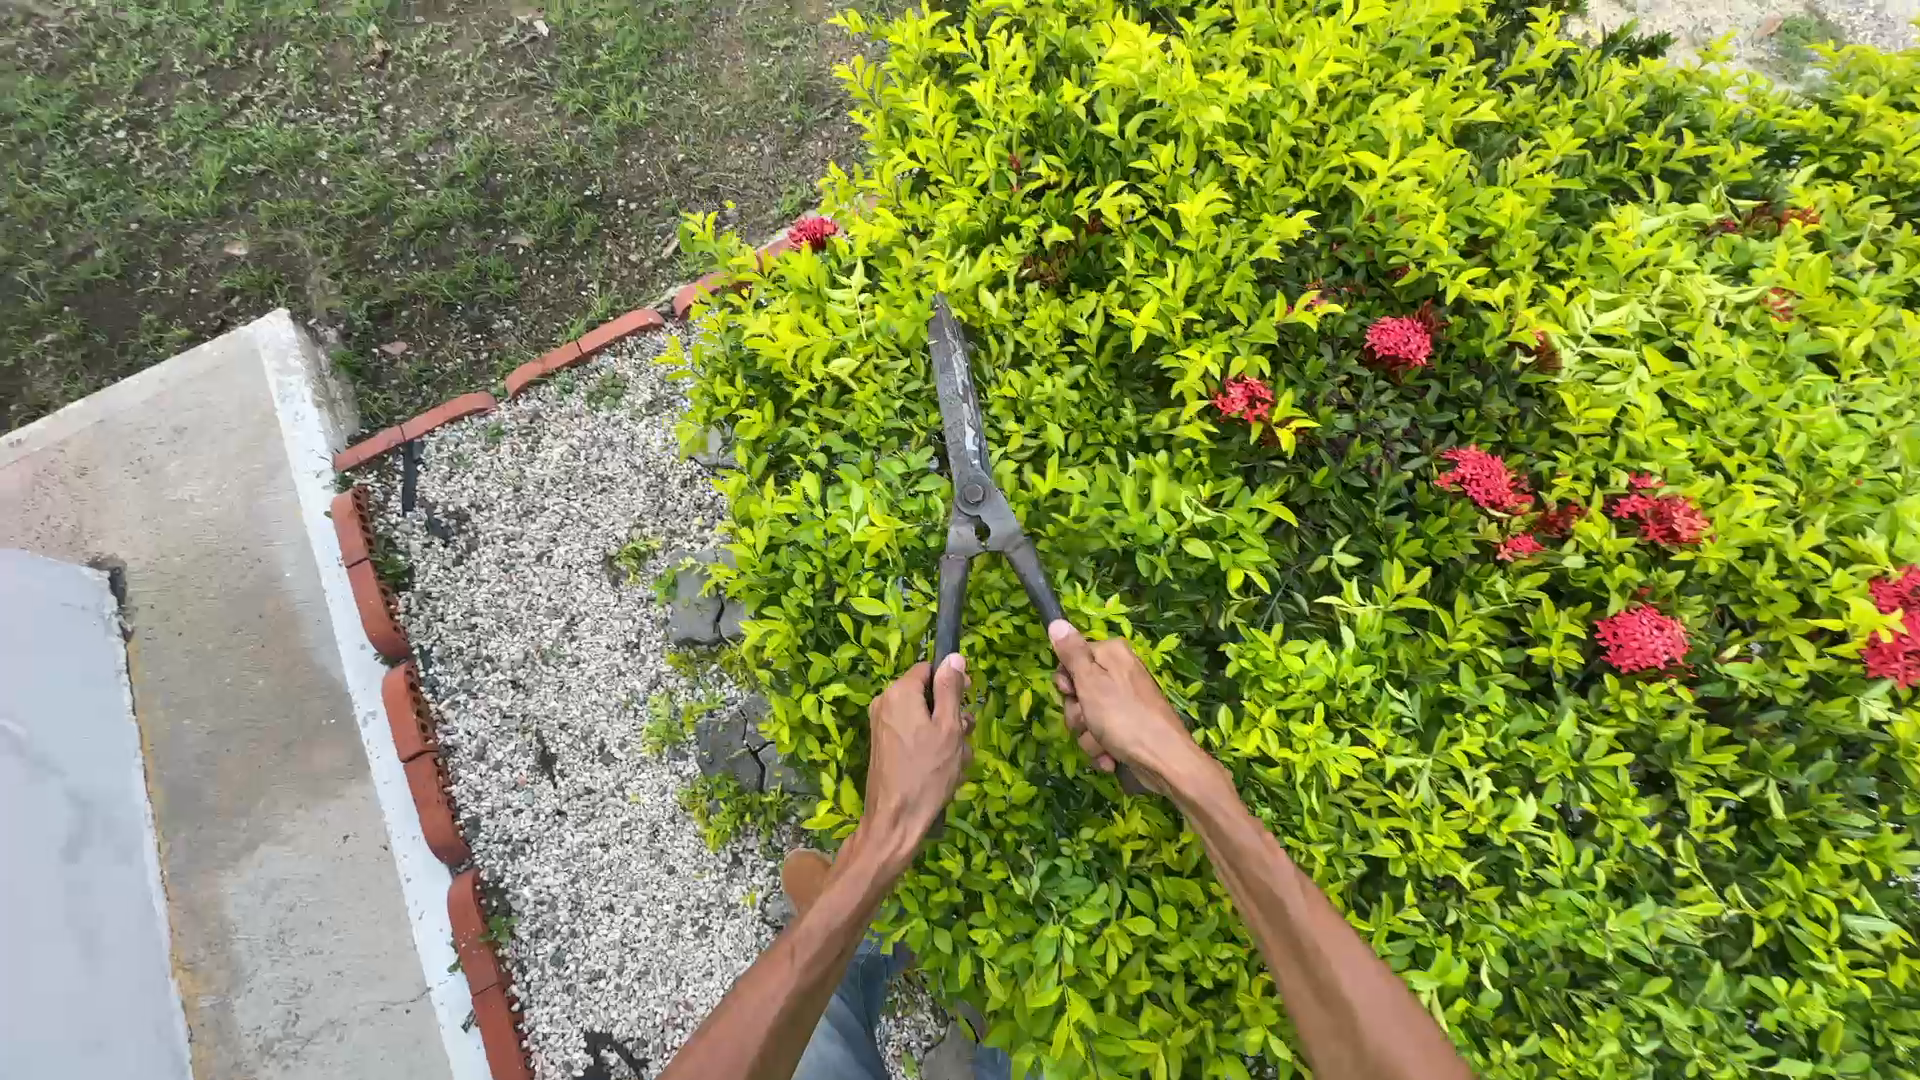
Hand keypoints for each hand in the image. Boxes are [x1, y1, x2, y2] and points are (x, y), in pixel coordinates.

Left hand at [863, 655, 973, 854]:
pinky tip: (945, 772)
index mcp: (899, 692)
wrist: (895, 821)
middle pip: (928, 696)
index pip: (930, 669)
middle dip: (952, 716)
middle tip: (963, 740)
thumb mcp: (948, 727)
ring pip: (925, 719)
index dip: (952, 683)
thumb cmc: (926, 772)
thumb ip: (951, 689)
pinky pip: (914, 736)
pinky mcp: (884, 747)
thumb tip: (954, 657)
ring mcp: (882, 727)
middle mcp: (885, 704)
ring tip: (956, 762)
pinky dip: (932, 749)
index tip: (968, 703)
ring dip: (946, 737)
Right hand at [1048, 620, 1201, 794]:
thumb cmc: (1124, 718)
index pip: (1071, 660)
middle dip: (1078, 715)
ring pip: (1086, 717)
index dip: (1066, 682)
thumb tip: (1057, 622)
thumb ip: (1072, 654)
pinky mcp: (1127, 726)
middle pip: (1077, 691)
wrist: (1164, 761)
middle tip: (1089, 722)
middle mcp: (1119, 673)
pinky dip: (1102, 748)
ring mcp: (1124, 702)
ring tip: (1104, 744)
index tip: (1071, 693)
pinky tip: (1111, 757)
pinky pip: (1100, 735)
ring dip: (1089, 736)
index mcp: (1111, 654)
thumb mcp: (1091, 682)